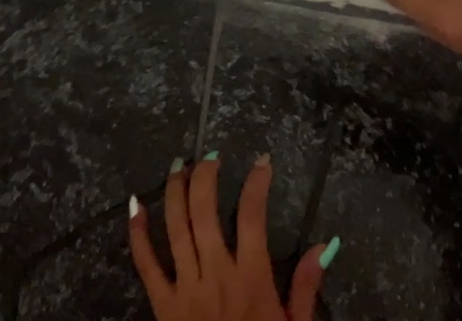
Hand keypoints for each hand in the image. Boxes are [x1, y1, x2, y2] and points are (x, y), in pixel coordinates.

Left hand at [128, 154, 331, 320]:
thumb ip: (306, 286)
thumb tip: (326, 245)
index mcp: (251, 280)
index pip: (252, 217)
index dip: (257, 183)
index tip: (262, 162)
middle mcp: (216, 276)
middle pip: (205, 213)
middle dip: (206, 177)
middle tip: (210, 157)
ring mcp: (185, 288)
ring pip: (175, 228)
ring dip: (175, 192)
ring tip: (179, 166)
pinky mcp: (162, 305)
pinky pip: (146, 264)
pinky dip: (137, 232)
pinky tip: (135, 204)